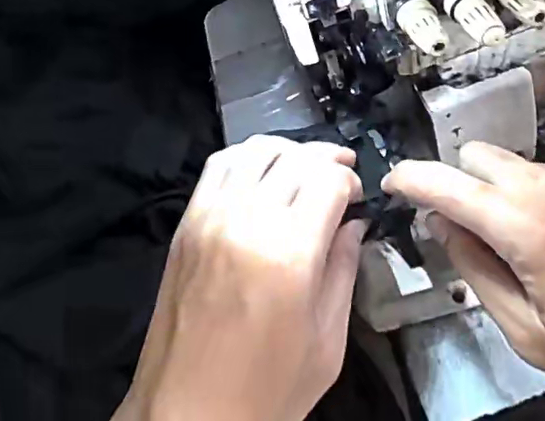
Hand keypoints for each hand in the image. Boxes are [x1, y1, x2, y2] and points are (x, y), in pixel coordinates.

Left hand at [116, 136, 366, 420]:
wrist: (186, 415)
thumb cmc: (266, 391)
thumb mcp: (326, 343)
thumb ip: (344, 272)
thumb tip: (355, 225)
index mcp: (289, 253)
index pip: (328, 180)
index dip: (350, 180)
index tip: (358, 197)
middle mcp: (249, 219)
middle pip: (295, 158)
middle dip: (327, 158)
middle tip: (342, 173)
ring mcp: (212, 214)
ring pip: (256, 149)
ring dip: (288, 150)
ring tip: (306, 166)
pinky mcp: (188, 219)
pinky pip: (219, 164)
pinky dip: (247, 156)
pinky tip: (263, 170)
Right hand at [384, 143, 544, 420]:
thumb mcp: (530, 334)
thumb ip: (474, 269)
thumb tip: (443, 225)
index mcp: (520, 224)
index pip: (442, 183)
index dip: (408, 179)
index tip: (391, 182)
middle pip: (475, 155)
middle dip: (461, 183)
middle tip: (473, 229)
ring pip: (516, 165)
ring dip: (506, 192)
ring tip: (538, 246)